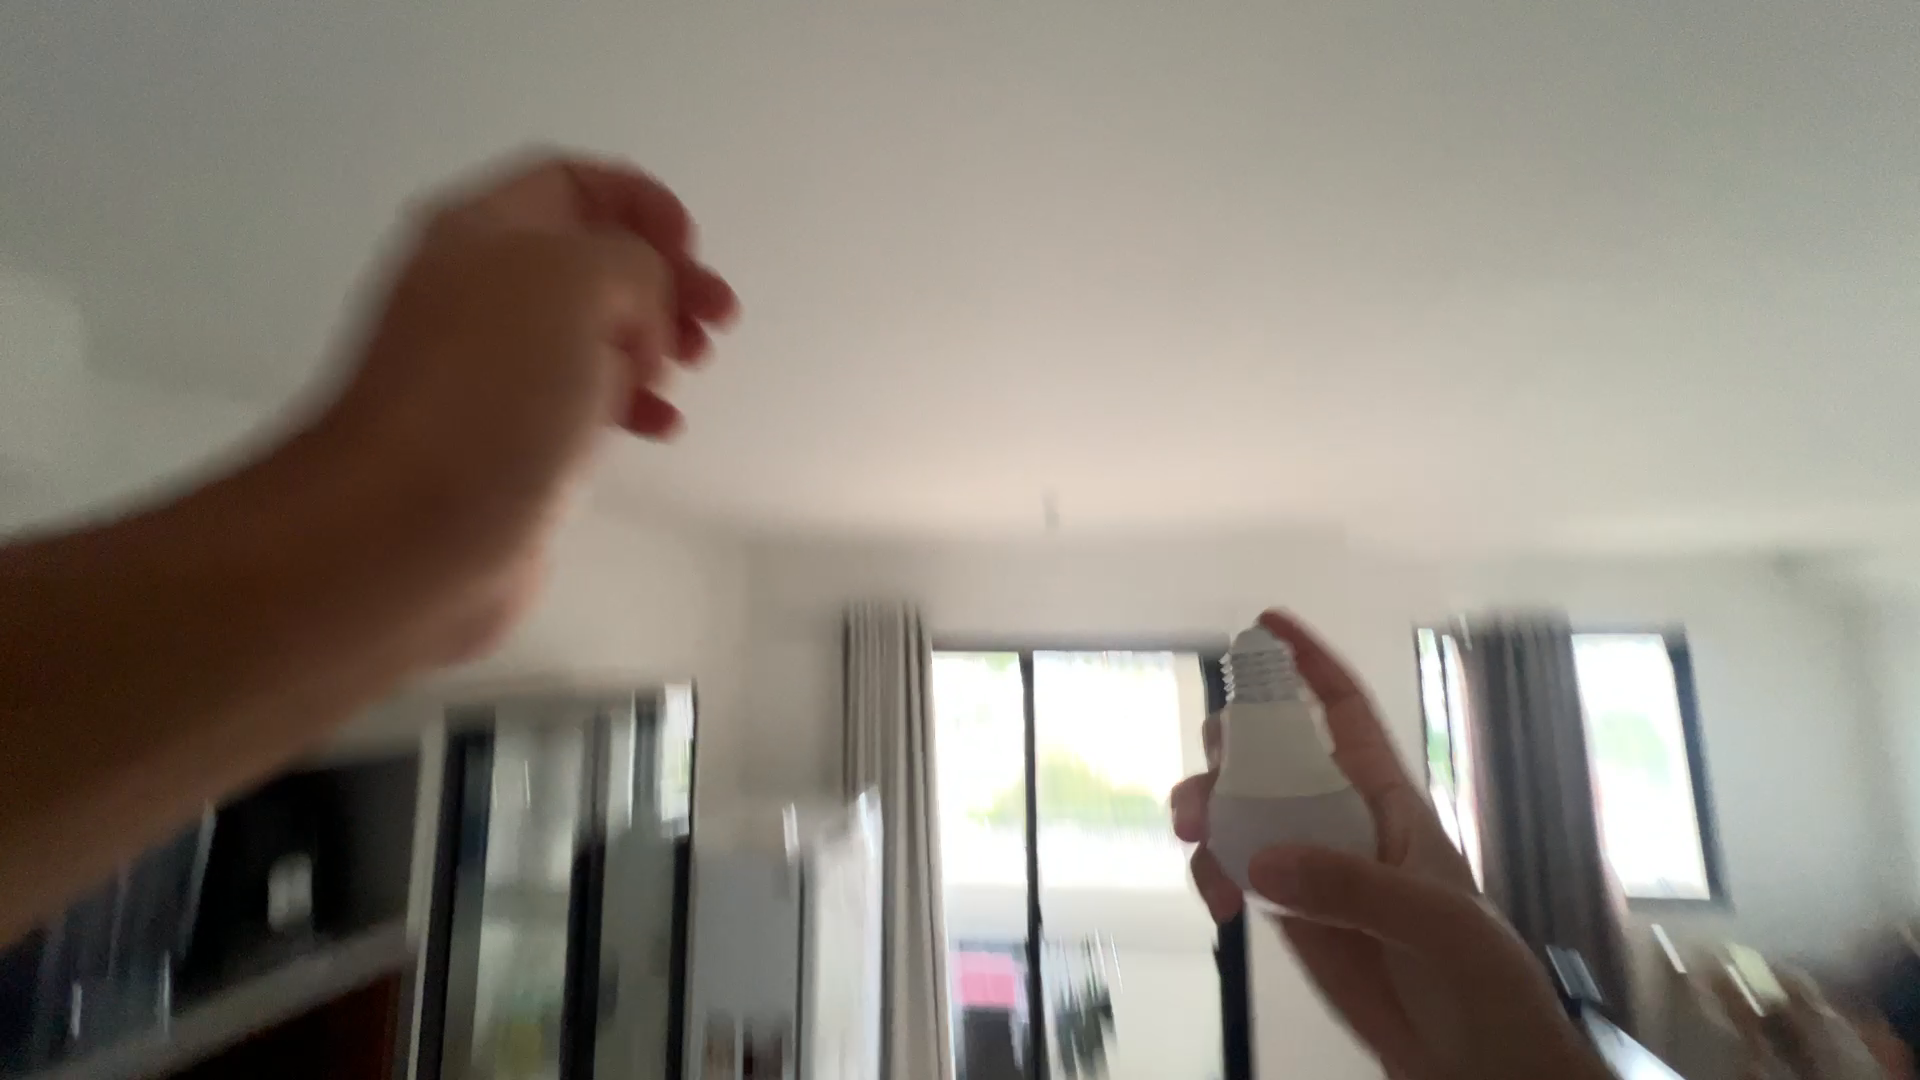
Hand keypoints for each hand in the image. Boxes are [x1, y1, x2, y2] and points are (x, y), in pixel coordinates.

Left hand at [315, 151, 736, 660]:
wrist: (413, 530)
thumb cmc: (490, 396)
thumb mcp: (570, 285)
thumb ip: (630, 262)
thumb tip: (644, 310)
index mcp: (488, 235)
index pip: (576, 183)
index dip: (645, 203)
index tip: (693, 253)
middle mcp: (490, 292)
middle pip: (598, 258)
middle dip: (668, 277)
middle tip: (716, 319)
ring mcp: (504, 369)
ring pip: (602, 328)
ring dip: (659, 338)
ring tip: (691, 366)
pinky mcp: (522, 434)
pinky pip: (593, 395)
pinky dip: (638, 399)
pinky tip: (662, 425)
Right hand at [1170, 611, 1608, 1079]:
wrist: (1473, 1066)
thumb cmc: (1482, 982)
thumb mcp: (1436, 924)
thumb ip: (1352, 885)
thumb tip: (1260, 859)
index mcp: (1380, 794)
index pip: (1342, 708)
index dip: (1307, 661)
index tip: (1265, 623)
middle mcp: (1331, 810)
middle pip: (1262, 749)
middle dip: (1223, 754)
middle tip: (1204, 796)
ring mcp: (1300, 852)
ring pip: (1232, 802)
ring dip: (1202, 811)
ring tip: (1195, 845)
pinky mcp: (1278, 897)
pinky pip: (1226, 860)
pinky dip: (1208, 871)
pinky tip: (1219, 905)